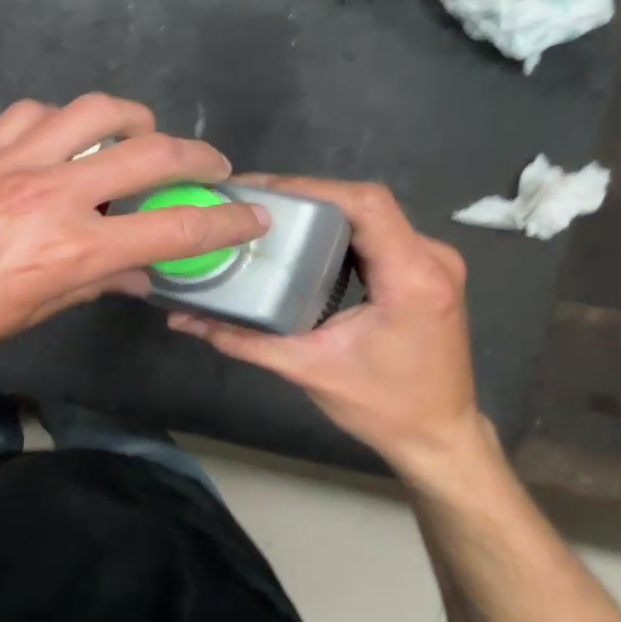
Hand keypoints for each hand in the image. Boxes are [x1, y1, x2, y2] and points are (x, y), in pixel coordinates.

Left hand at [0, 94, 267, 385]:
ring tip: (138, 138)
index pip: (172, 228)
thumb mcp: (30, 313)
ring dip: (131, 120)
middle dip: (198, 158)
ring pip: (93, 111)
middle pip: (150, 153)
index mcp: (68, 250)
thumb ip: (91, 282)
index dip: (223, 222)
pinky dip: (60, 119)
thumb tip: (138, 270)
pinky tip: (60, 138)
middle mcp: (48, 195)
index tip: (247, 216)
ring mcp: (9, 163)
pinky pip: (31, 112)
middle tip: (207, 170)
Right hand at [165, 176, 490, 474]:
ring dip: (316, 211)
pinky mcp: (422, 271)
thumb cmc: (381, 404)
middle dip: (302, 195)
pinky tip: (294, 241)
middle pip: (363, 204)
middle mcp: (430, 259)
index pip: (366, 205)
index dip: (311, 187)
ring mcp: (431, 262)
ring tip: (260, 216)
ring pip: (368, 214)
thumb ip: (241, 339)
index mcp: (411, 278)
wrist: (438, 434)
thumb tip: (182, 318)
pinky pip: (374, 233)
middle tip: (244, 202)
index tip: (255, 190)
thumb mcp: (304, 368)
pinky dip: (332, 230)